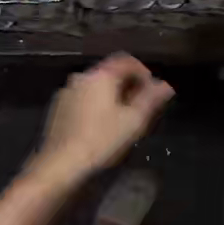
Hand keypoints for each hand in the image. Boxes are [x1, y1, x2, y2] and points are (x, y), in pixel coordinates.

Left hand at [29, 54, 173, 186]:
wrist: (61, 163)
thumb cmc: (101, 140)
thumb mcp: (133, 121)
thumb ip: (151, 99)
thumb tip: (165, 84)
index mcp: (100, 75)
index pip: (126, 61)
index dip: (144, 72)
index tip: (152, 91)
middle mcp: (81, 77)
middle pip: (110, 72)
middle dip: (128, 86)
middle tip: (140, 108)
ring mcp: (66, 92)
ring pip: (95, 86)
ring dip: (112, 96)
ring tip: (121, 119)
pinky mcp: (58, 107)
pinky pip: (82, 98)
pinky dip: (95, 105)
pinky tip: (99, 126)